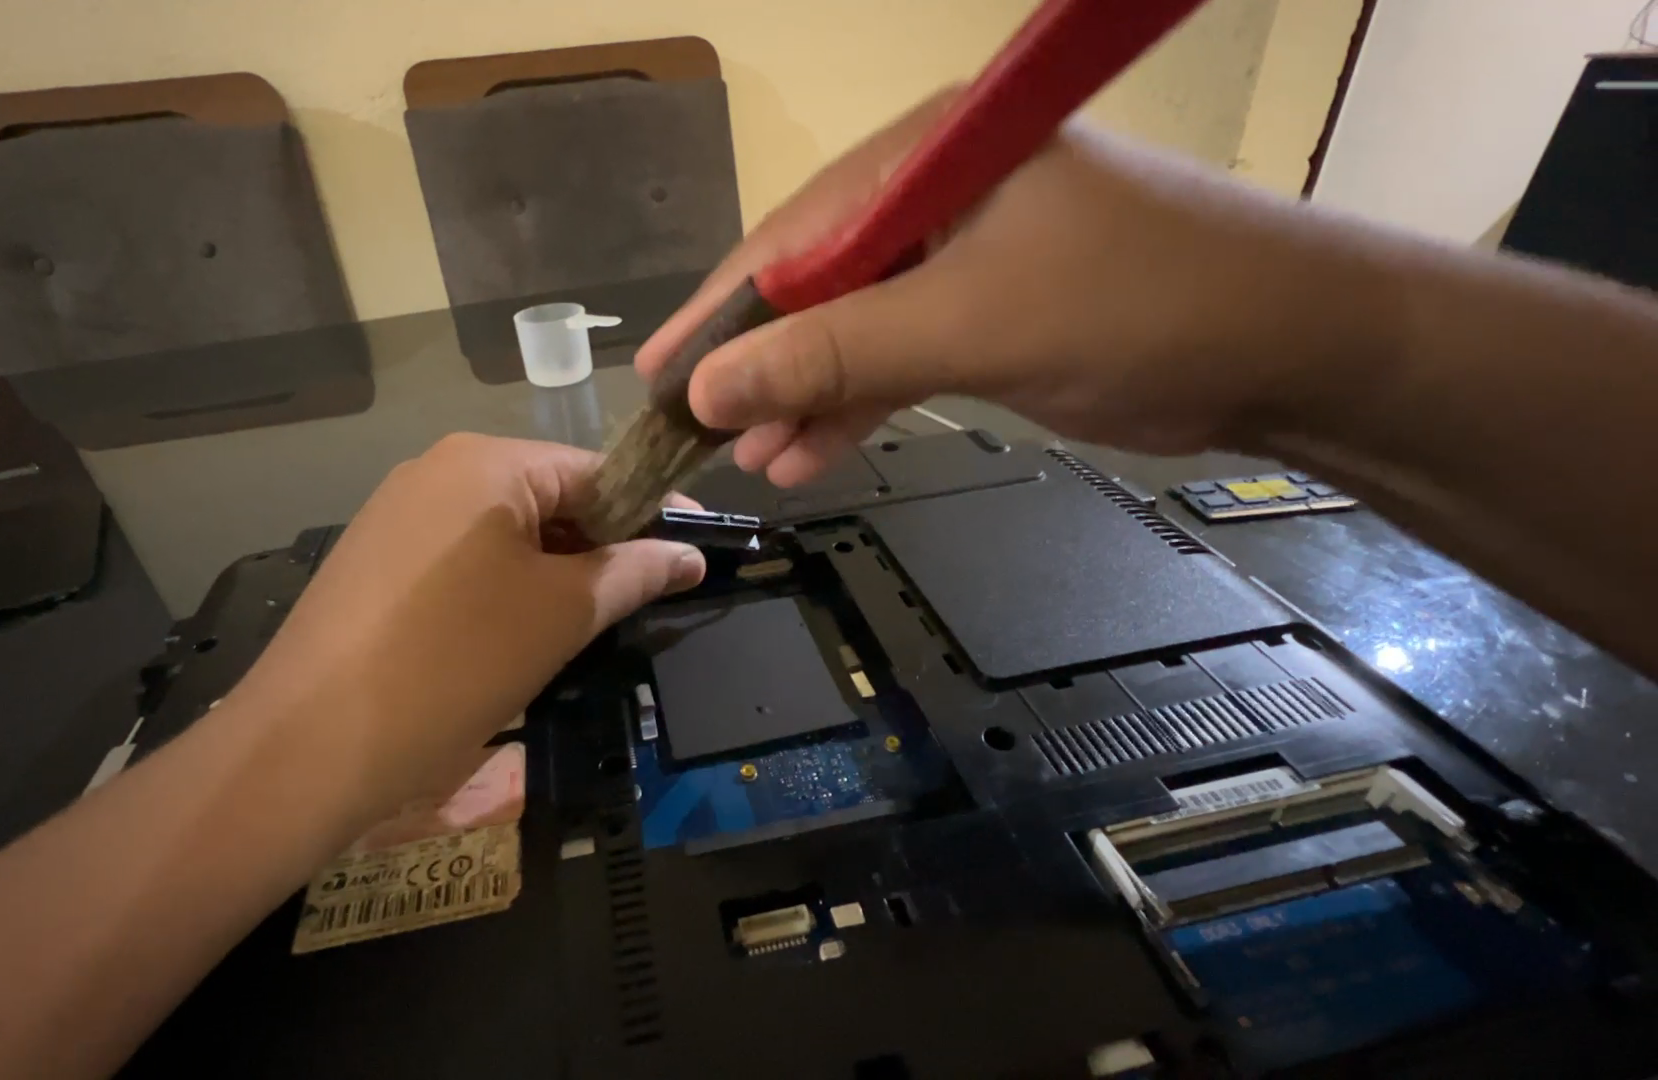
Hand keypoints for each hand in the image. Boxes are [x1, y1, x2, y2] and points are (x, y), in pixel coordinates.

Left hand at [226, 435, 705, 807]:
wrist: (310, 745)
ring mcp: (398, 512)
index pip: (595, 470)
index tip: (692, 550)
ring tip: (581, 623)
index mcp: (487, 461)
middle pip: (548, 497)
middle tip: (640, 597)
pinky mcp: (375, 558)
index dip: (650, 511)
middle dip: (599, 545)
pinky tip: (512, 632)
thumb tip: (691, 553)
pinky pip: (464, 555)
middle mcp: (438, 468)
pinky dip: (504, 584)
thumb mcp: (564, 614)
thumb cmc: (458, 660)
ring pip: (505, 530)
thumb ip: (636, 571)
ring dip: (553, 570)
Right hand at [637, 89, 1389, 484]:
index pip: (789, 237)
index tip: (655, 375)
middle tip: (690, 430)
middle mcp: (929, 202)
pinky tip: (806, 458)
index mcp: (925, 161)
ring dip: (800, 403)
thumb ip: (834, 351)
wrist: (1286, 351)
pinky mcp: (979, 322)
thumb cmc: (1134, 308)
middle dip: (755, 367)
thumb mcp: (967, 325)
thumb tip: (708, 388)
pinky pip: (891, 366)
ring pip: (848, 337)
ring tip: (751, 463)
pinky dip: (851, 412)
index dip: (717, 312)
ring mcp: (954, 265)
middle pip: (810, 290)